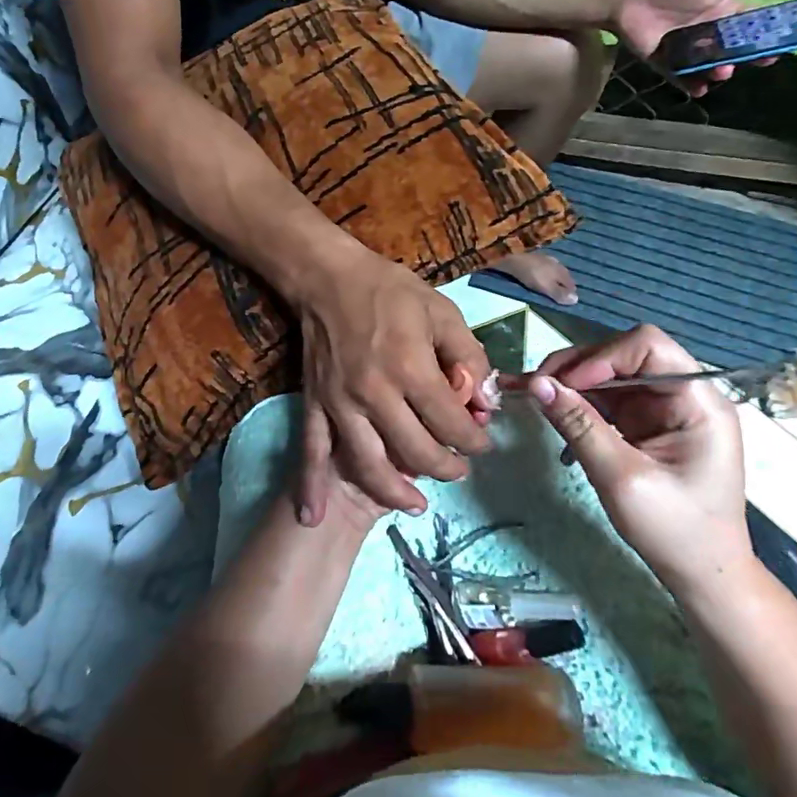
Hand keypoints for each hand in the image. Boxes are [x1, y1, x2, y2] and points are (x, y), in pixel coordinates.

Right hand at [295, 251, 493, 523]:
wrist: (329, 278)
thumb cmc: (390, 291)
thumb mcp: (443, 312)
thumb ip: (469, 357)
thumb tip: (486, 400)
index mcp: (412, 369)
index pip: (452, 424)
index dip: (475, 440)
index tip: (482, 441)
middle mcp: (376, 395)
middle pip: (417, 453)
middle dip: (446, 468)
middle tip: (459, 467)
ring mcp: (341, 404)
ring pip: (370, 466)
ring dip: (397, 493)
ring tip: (417, 504)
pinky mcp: (315, 405)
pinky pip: (312, 452)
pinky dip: (310, 488)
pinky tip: (313, 518)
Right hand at [525, 324, 750, 584]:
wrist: (703, 574)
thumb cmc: (675, 531)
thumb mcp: (621, 478)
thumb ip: (579, 426)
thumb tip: (536, 384)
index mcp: (698, 401)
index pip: (649, 347)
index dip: (601, 357)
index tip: (563, 384)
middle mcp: (684, 394)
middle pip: (625, 355)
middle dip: (578, 367)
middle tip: (536, 387)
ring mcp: (665, 407)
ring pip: (611, 373)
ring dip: (572, 382)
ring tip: (534, 395)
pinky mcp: (647, 422)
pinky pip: (608, 397)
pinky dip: (578, 401)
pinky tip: (551, 409)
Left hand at [614, 0, 790, 97]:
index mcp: (722, 10)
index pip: (750, 25)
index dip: (766, 34)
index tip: (782, 43)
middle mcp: (708, 33)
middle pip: (733, 50)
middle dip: (747, 57)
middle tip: (760, 62)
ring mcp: (688, 50)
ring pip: (709, 66)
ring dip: (719, 71)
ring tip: (722, 72)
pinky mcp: (667, 63)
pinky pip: (682, 77)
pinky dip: (691, 84)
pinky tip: (700, 89)